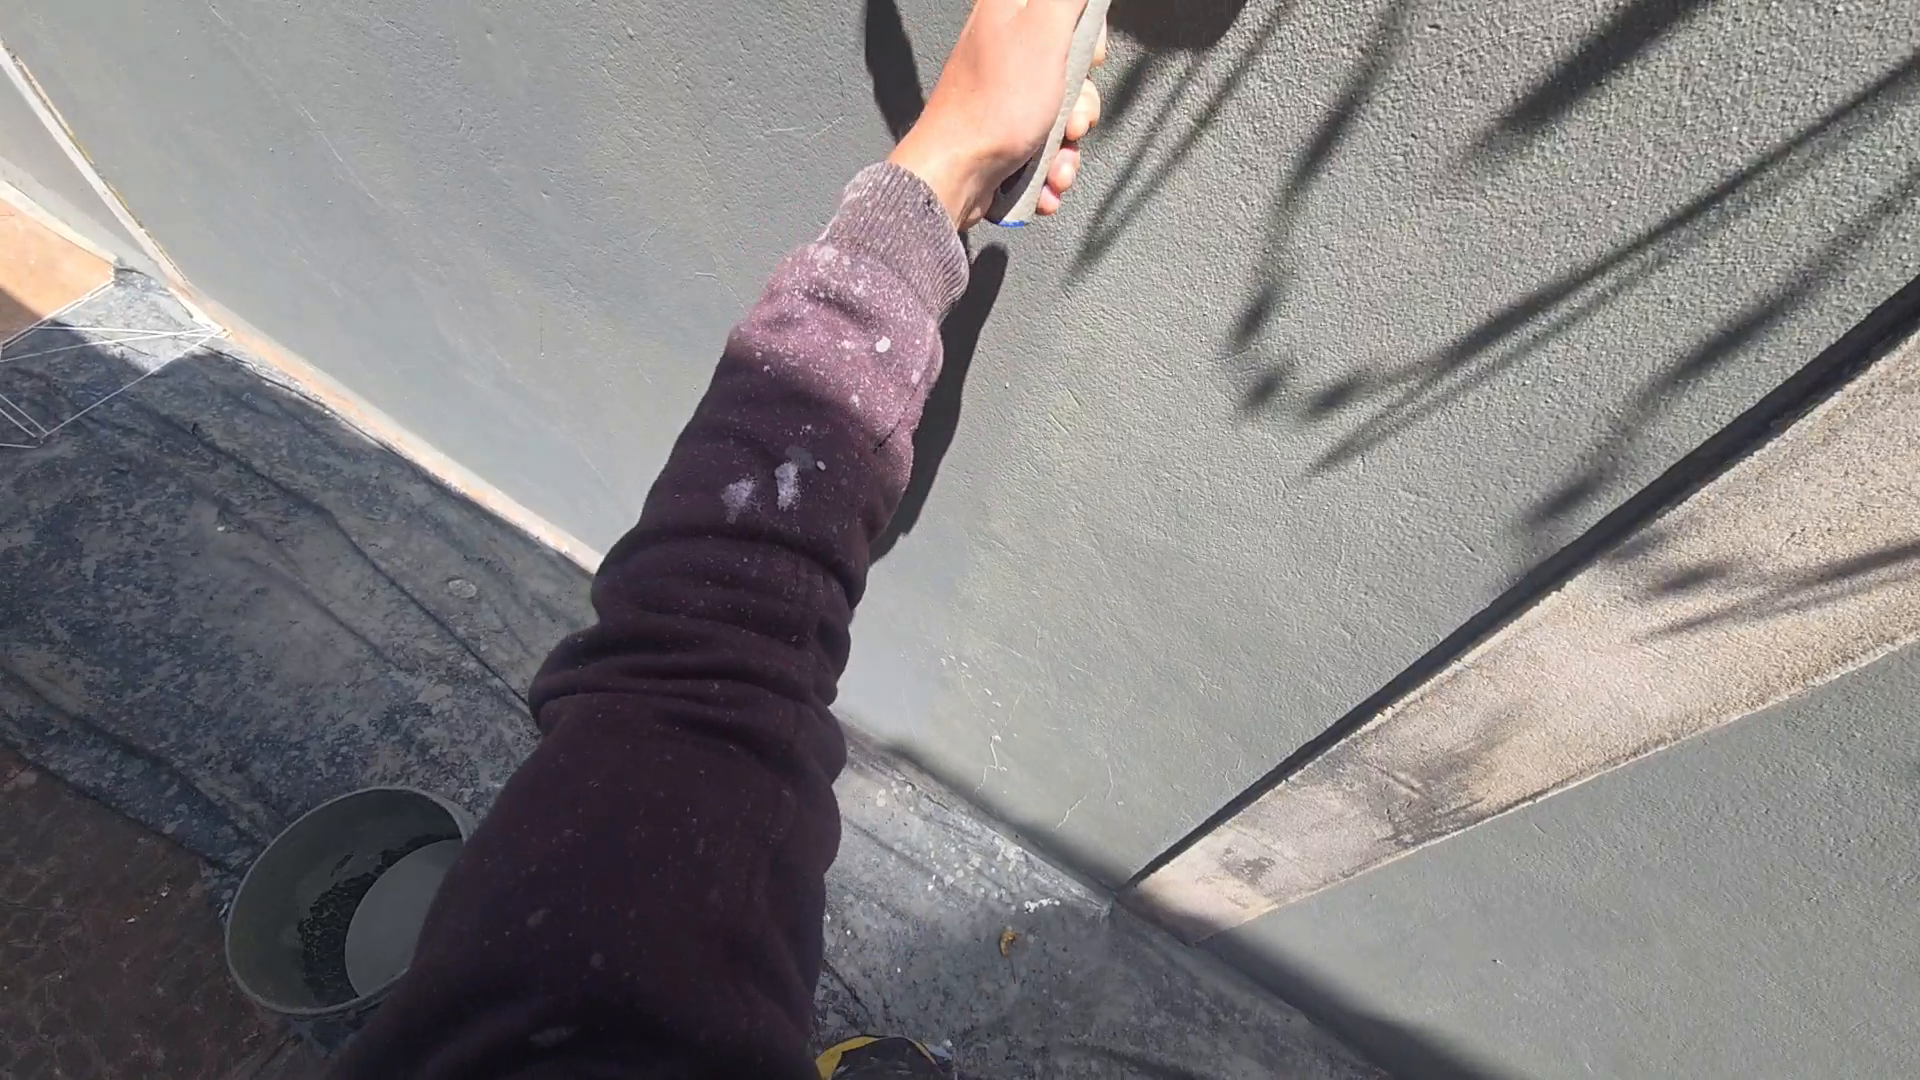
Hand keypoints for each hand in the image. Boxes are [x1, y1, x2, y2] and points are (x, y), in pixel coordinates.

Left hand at [888, 0, 1105, 229]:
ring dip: (1067, 151)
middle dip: (1080, 108)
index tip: (1085, 61)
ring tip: (1055, 167)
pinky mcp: (1001, 140)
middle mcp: (1005, 54)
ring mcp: (1003, 101)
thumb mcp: (1044, 30)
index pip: (1067, 11)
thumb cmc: (992, 108)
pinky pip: (1041, 152)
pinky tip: (1044, 182)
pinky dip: (1048, 171)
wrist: (954, 177)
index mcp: (1010, 12)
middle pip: (1070, 73)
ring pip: (1059, 119)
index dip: (1086, 38)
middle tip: (1071, 124)